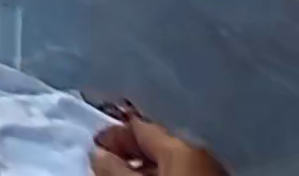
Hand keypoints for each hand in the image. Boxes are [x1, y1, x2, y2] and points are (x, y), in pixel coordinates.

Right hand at [92, 115, 228, 175]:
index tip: (95, 151)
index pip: (136, 127)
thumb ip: (110, 165)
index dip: (111, 136)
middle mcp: (204, 157)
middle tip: (111, 171)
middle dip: (131, 158)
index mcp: (181, 146)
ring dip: (149, 174)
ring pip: (175, 170)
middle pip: (157, 149)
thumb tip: (100, 154)